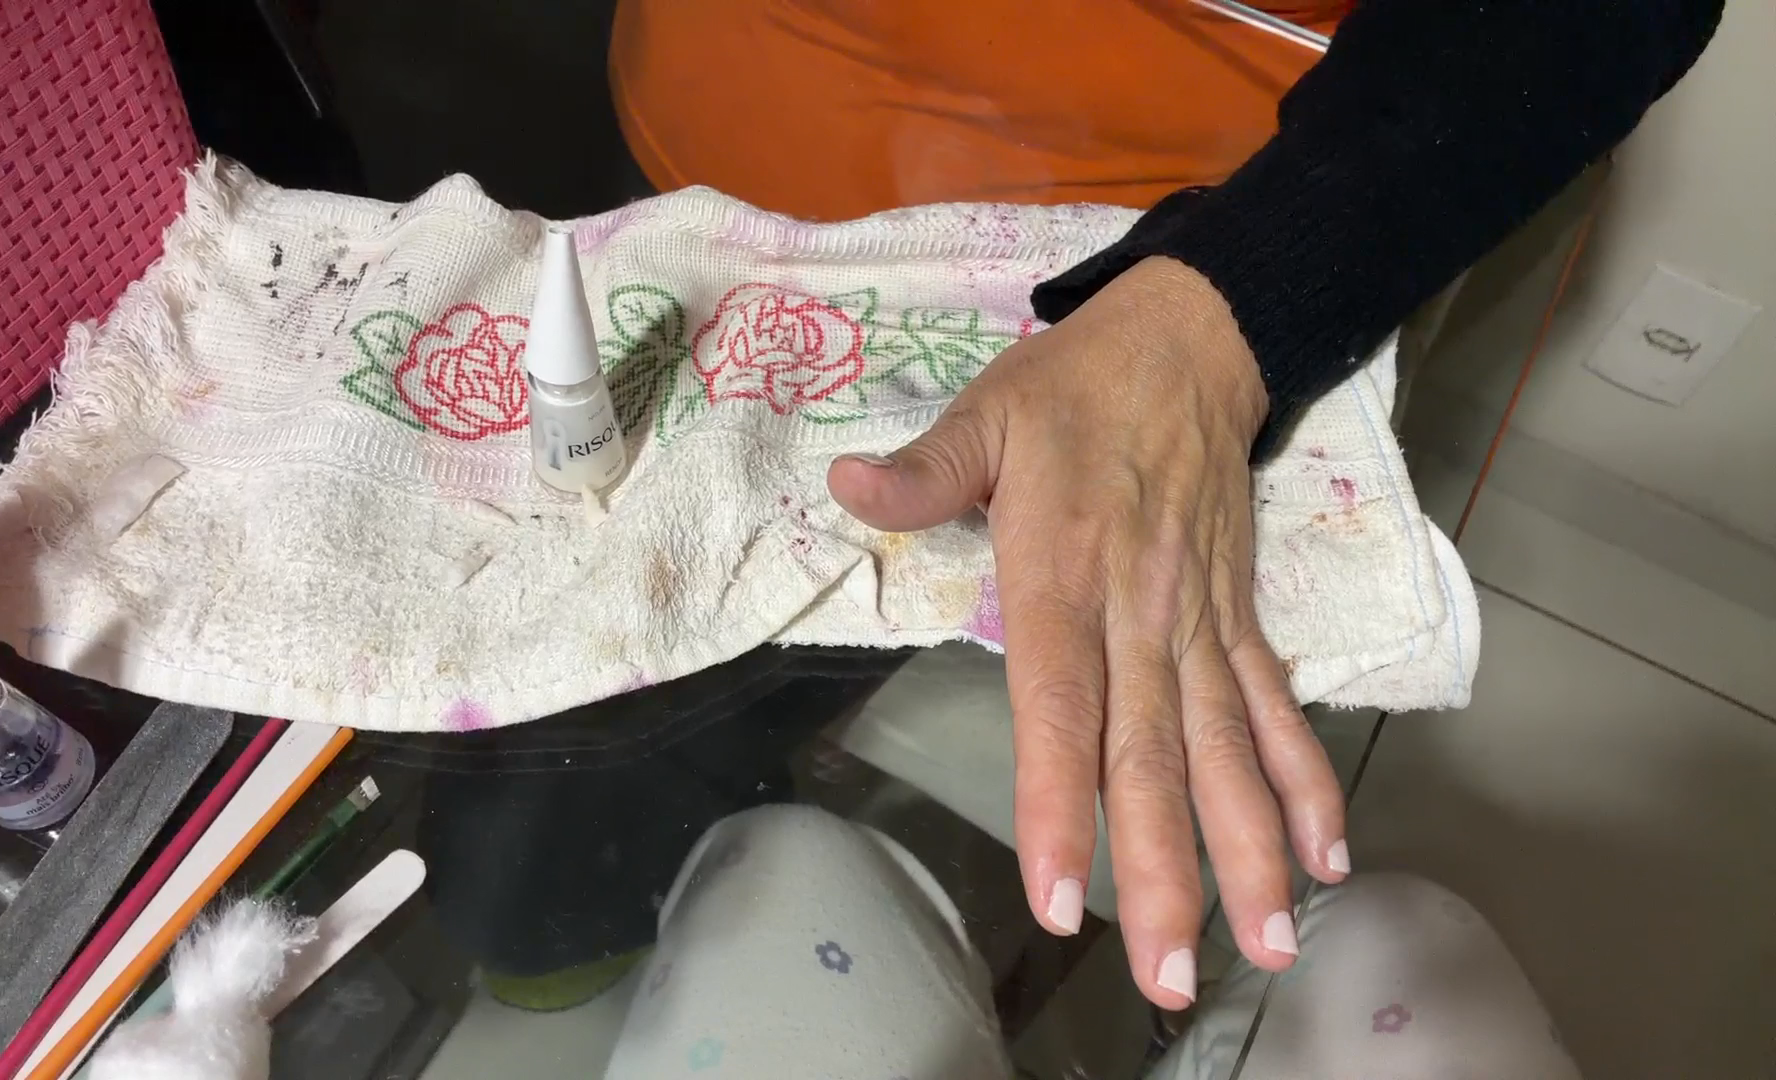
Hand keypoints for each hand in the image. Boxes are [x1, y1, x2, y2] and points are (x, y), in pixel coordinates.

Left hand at [828, 257, 1347, 1007]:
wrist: (1186, 343)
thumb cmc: (1071, 389)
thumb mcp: (983, 415)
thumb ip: (921, 470)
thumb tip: (841, 487)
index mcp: (1065, 571)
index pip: (1059, 702)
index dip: (1056, 799)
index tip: (1058, 896)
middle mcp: (1142, 610)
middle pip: (1150, 752)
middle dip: (1162, 867)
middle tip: (1164, 976)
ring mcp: (1201, 615)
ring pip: (1223, 747)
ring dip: (1246, 849)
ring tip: (1262, 947)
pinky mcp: (1238, 608)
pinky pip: (1273, 701)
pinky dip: (1300, 776)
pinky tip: (1325, 851)